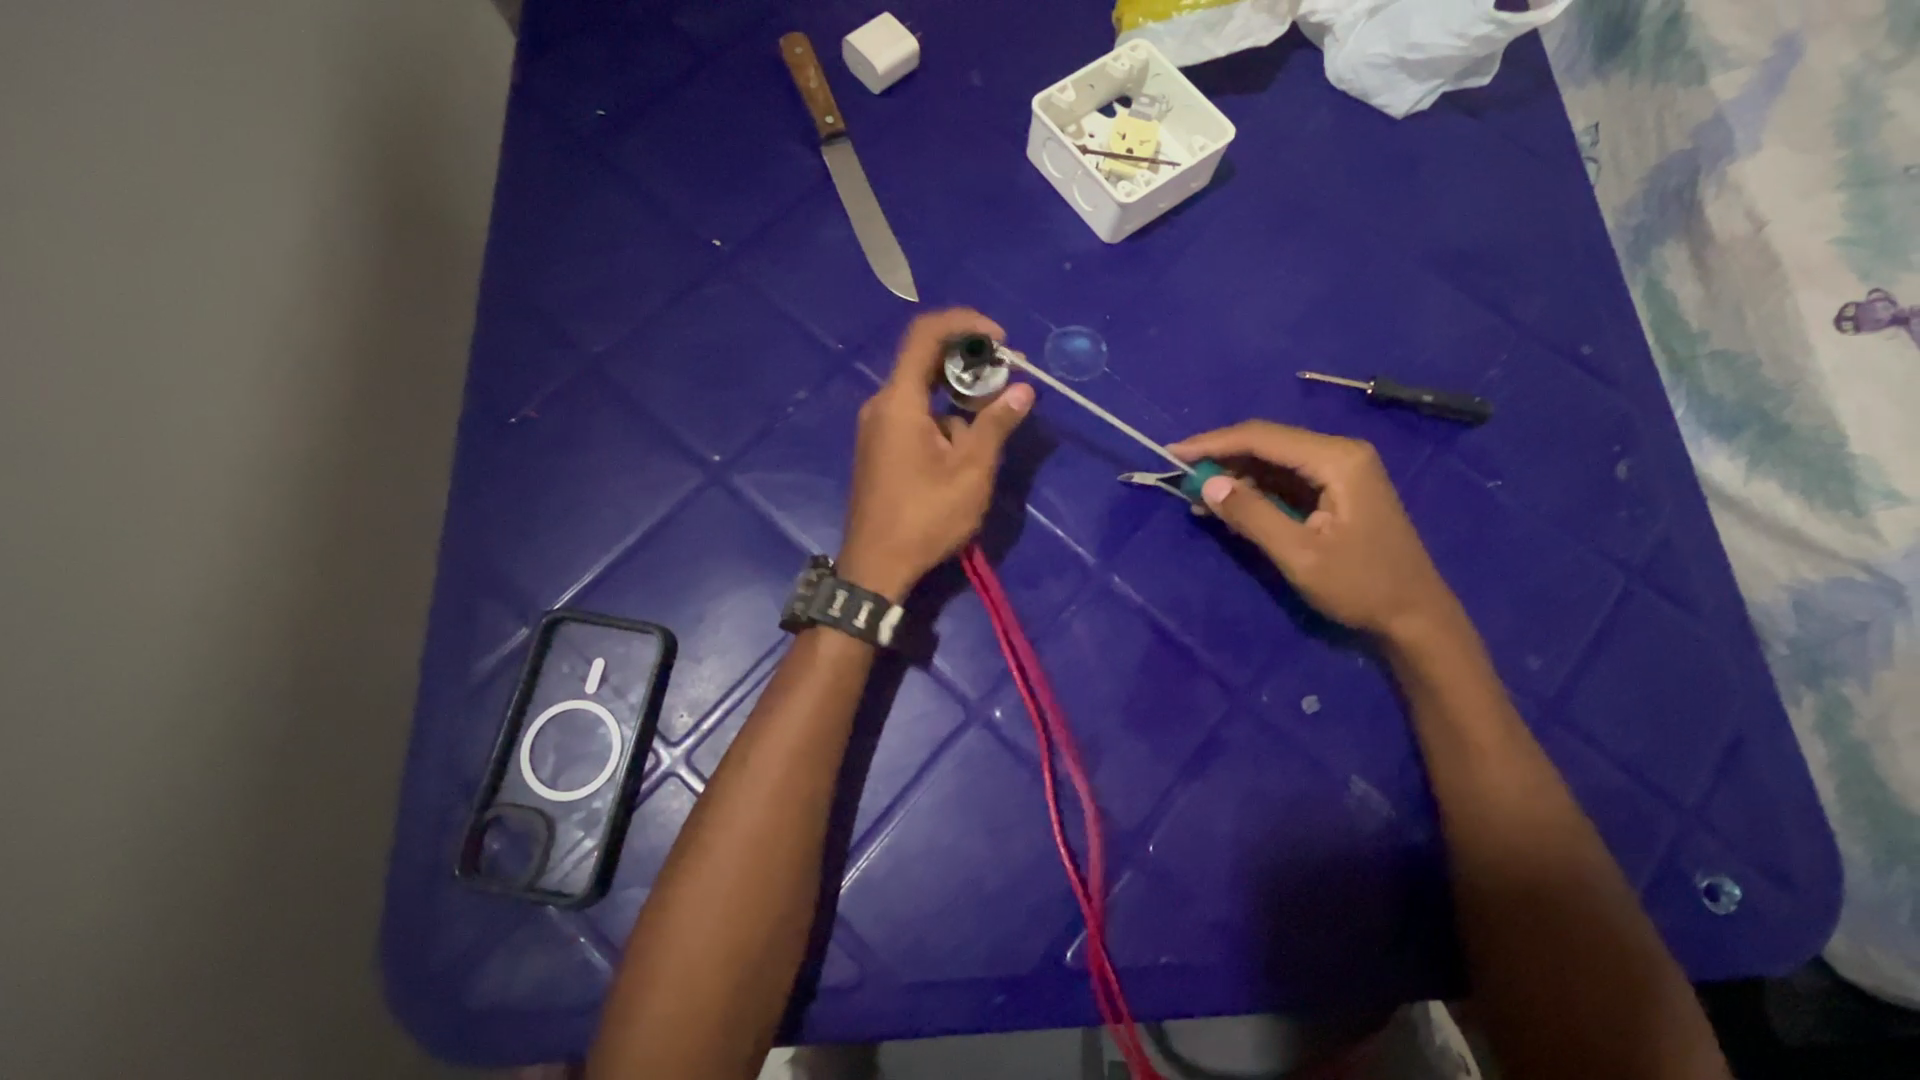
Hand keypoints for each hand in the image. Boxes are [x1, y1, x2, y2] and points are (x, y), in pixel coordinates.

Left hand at [838, 309, 1033, 600]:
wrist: (875, 567)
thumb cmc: (925, 518)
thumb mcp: (971, 471)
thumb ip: (996, 424)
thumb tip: (1022, 388)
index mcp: (899, 401)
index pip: (925, 334)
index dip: (964, 324)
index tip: (1000, 340)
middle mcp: (881, 405)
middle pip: (924, 362)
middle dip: (969, 367)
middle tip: (1008, 382)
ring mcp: (876, 428)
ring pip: (923, 394)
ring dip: (959, 401)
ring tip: (991, 432)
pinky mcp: (879, 449)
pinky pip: (914, 417)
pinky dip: (943, 419)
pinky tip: (965, 453)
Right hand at [1169, 421, 1458, 639]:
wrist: (1415, 616)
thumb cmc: (1361, 586)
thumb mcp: (1300, 555)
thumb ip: (1252, 515)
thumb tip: (1208, 484)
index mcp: (1337, 459)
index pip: (1262, 437)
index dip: (1213, 443)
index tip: (1173, 453)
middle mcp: (1340, 454)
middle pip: (1268, 444)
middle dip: (1221, 459)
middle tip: (1179, 478)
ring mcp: (1342, 471)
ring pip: (1274, 462)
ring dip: (1236, 476)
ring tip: (1196, 496)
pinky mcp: (1338, 491)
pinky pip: (1287, 480)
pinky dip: (1255, 491)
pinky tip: (1229, 507)